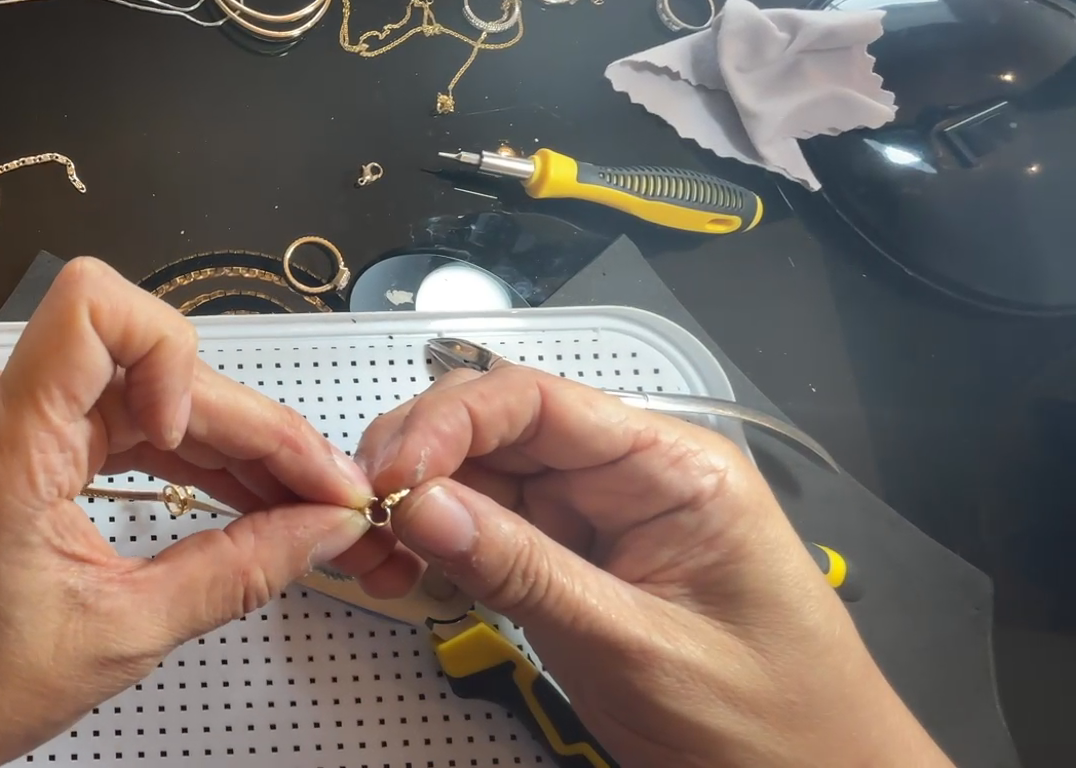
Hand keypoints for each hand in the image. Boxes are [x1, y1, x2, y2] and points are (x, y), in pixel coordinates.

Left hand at [0, 258, 380, 767]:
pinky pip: (136, 420)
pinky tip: (248, 495)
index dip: (167, 349)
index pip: (92, 306)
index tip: (192, 434)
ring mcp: (29, 415)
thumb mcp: (120, 633)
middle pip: (158, 362)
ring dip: (235, 439)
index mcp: (12, 440)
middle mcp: (15, 404)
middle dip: (250, 422)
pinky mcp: (44, 436)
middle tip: (324, 488)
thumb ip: (235, 572)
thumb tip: (319, 529)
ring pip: (160, 389)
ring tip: (303, 498)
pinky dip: (197, 455)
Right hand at [349, 365, 950, 767]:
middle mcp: (612, 468)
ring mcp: (576, 509)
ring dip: (408, 500)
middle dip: (416, 455)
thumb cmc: (770, 731)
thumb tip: (412, 505)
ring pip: (466, 470)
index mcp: (664, 464)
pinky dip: (423, 538)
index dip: (449, 422)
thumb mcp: (639, 650)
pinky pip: (469, 521)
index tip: (390, 475)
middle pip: (487, 425)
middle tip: (364, 508)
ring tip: (370, 545)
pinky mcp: (550, 548)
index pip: (534, 402)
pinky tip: (395, 563)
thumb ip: (522, 570)